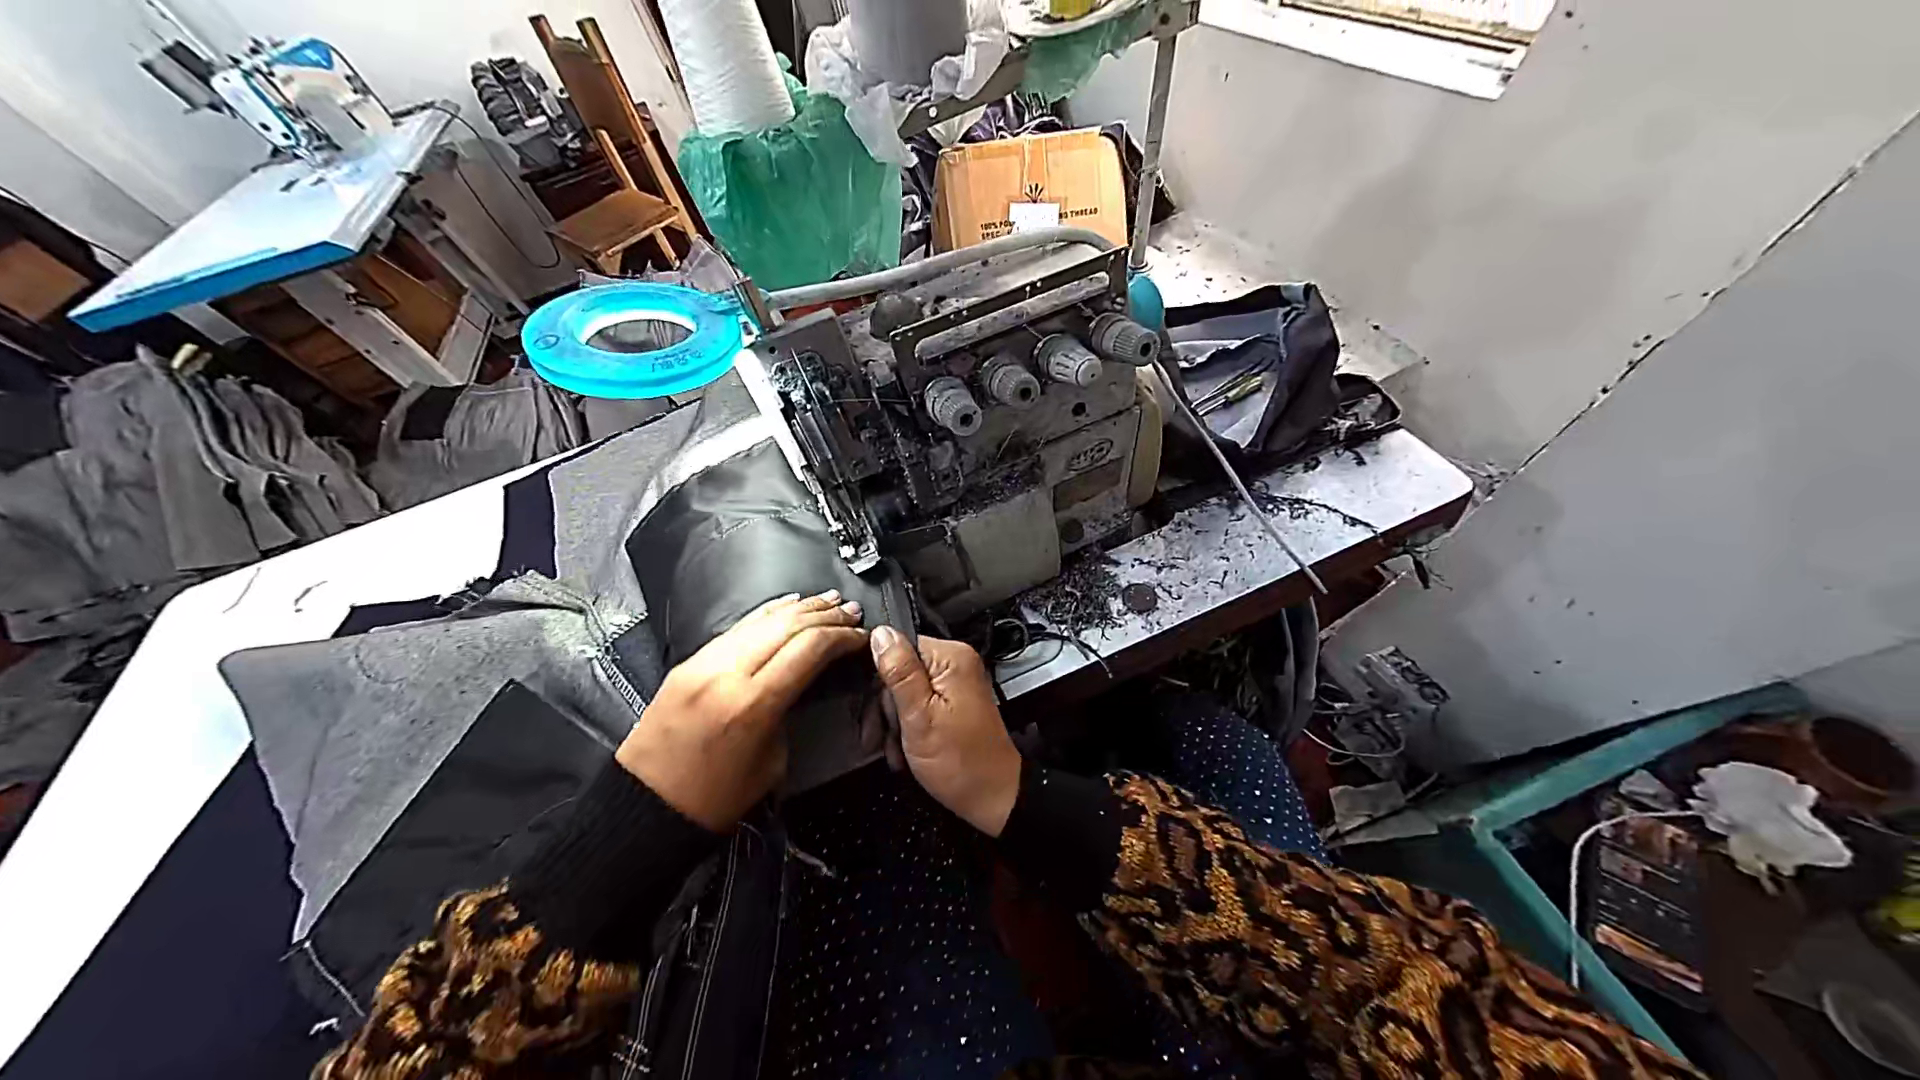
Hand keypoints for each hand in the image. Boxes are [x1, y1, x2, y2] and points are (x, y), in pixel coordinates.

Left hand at [617, 590, 867, 829]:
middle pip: (788, 624)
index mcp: (752, 704)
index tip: (860, 636)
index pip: (809, 647)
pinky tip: (785, 606)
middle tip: (851, 613)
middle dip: (827, 615)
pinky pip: (736, 626)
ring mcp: (703, 663)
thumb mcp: (772, 761)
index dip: (843, 636)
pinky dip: (766, 613)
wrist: (644, 808)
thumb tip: (806, 679)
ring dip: (800, 607)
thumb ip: (791, 711)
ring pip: (761, 618)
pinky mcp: (688, 663)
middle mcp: (725, 674)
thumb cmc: (708, 800)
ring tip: (826, 602)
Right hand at [870, 627, 1021, 836]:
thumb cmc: (961, 764)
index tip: (873, 712)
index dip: (879, 681)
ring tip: (893, 749)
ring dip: (892, 722)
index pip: (897, 647)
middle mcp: (956, 664)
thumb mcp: (919, 717)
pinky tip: (902, 750)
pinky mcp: (953, 701)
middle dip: (884, 708)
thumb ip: (899, 673)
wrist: (992, 797)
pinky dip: (906, 727)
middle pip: (899, 671)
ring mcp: (955, 683)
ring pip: (904, 691)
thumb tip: (880, 634)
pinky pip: (918, 703)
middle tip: (878, 738)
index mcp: (950, 658)